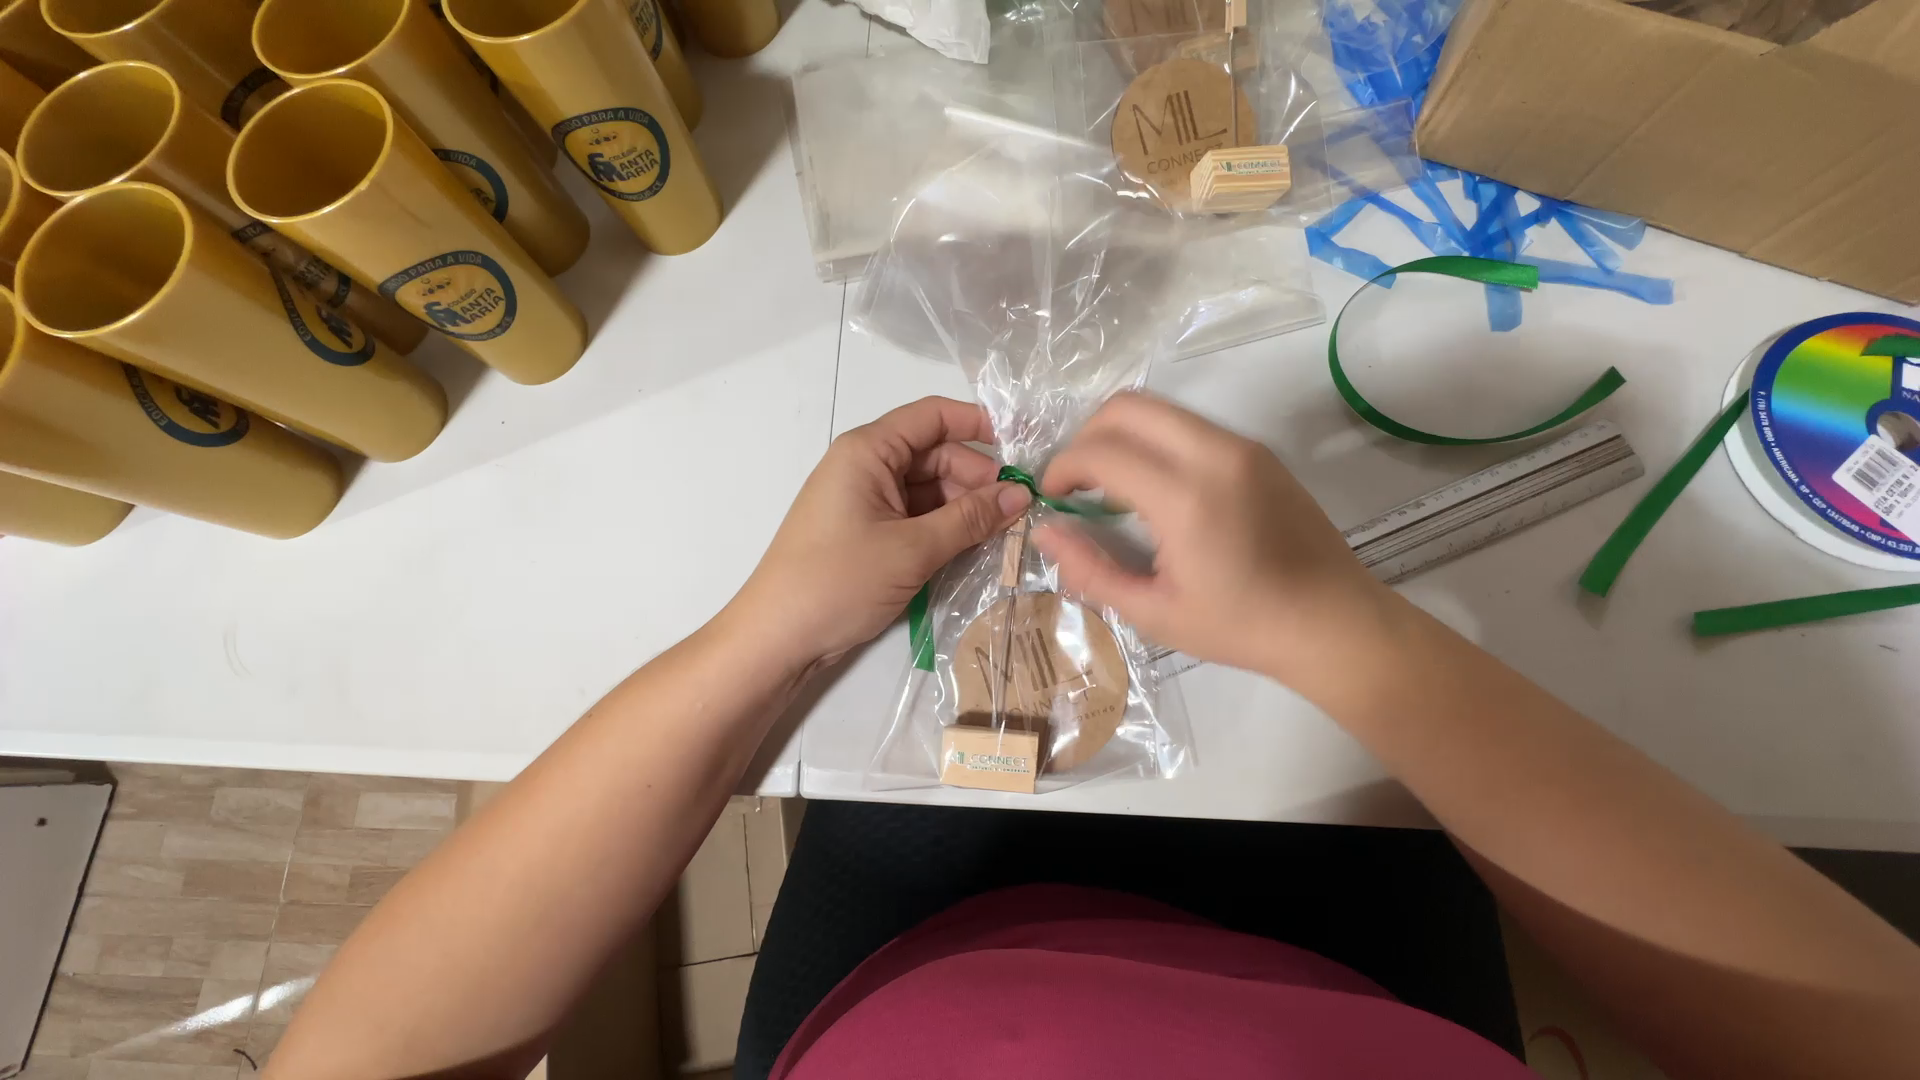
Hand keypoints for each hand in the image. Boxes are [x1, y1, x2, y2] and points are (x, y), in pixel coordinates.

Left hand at [728, 397, 1030, 670]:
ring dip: (962, 506)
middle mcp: (864, 466)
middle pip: (933, 454)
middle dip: (975, 476)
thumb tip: (1022, 494)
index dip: (977, 424)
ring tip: (1000, 532)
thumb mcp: (913, 549)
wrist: (778, 638)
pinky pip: (913, 516)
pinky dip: (942, 527)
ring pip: (926, 489)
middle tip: (1015, 509)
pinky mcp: (865, 532)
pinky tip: (970, 546)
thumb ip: (970, 519)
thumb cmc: (840, 581)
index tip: (1021, 449)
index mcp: (868, 451)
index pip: (931, 417)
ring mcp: (864, 501)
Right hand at [1032, 392, 1397, 682]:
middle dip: (1086, 436)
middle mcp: (1214, 455)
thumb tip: (1045, 532)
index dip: (1062, 467)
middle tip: (1077, 482)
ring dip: (1121, 435)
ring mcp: (1242, 446)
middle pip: (1126, 407)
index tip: (1052, 496)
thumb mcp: (1154, 613)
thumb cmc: (1241, 627)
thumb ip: (1090, 570)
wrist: (1333, 622)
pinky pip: (1189, 425)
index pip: (1101, 452)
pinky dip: (1155, 441)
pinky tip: (1156, 490)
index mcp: (1186, 500)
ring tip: (1112, 486)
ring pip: (1158, 408)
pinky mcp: (1258, 451)